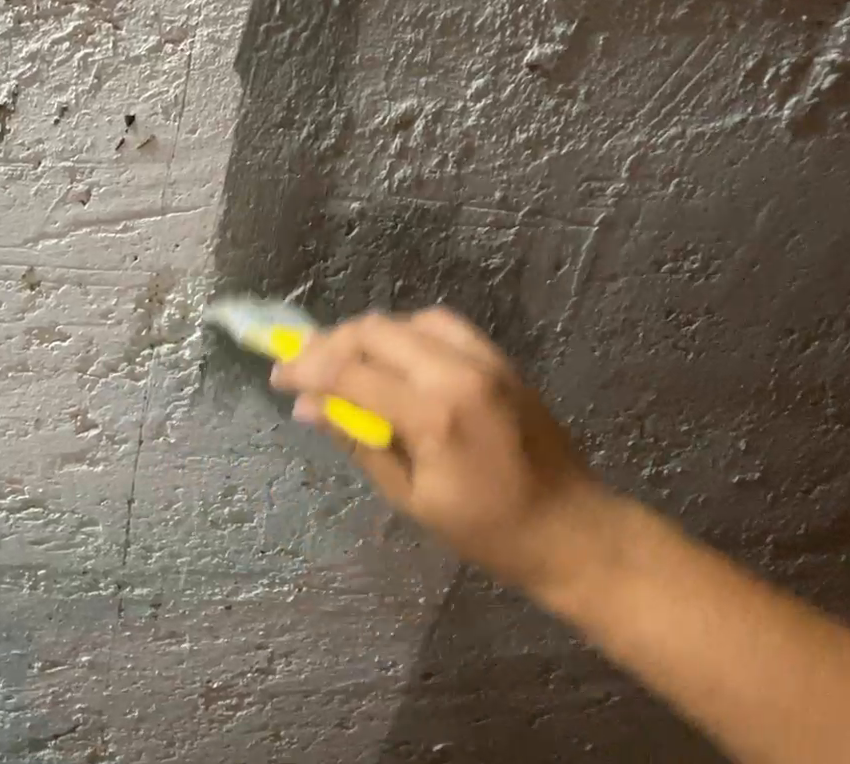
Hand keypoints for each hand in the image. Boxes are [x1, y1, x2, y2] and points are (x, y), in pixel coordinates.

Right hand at [271, 307, 613, 590]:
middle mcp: (458, 373)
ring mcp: (483, 359)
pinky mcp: (498, 358)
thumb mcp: (410, 496)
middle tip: (302, 367)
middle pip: (373, 331)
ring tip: (341, 361)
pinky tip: (390, 357)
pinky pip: (439, 325)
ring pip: (404, 319)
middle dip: (328, 344)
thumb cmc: (486, 530)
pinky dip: (404, 333)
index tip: (276, 376)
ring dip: (365, 335)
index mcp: (434, 415)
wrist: (573, 529)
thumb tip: (306, 407)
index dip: (304, 369)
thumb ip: (358, 440)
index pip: (349, 373)